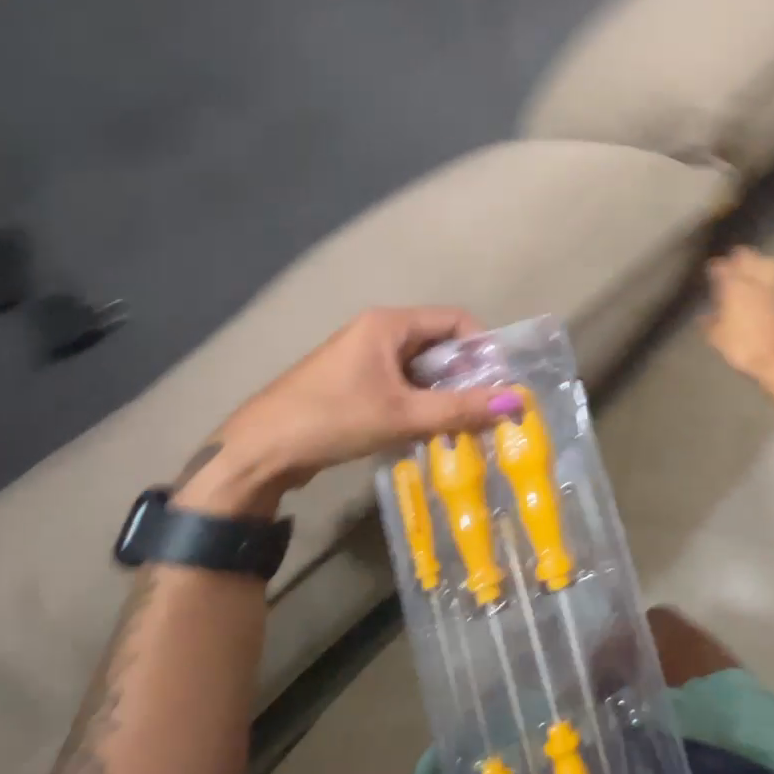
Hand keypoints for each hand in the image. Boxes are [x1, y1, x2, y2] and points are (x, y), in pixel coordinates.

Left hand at [175, 307, 520, 515]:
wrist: (257, 453)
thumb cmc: (332, 420)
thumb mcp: (403, 415)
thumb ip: (462, 408)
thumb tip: (516, 402)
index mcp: (389, 324)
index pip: (456, 320)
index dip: (482, 347)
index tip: (498, 382)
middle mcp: (377, 331)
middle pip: (440, 343)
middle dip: (466, 375)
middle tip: (485, 408)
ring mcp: (362, 357)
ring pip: (422, 368)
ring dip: (444, 393)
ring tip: (462, 424)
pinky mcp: (353, 382)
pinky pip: (402, 383)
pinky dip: (421, 402)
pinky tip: (429, 430)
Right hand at [701, 247, 773, 380]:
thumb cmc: (741, 345)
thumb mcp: (716, 336)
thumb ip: (708, 322)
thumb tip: (703, 317)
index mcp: (734, 286)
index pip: (722, 267)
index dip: (716, 266)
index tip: (711, 270)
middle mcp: (754, 282)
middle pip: (748, 256)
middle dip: (739, 256)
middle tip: (731, 263)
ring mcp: (772, 289)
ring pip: (767, 263)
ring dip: (758, 263)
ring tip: (750, 270)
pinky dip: (769, 281)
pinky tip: (764, 290)